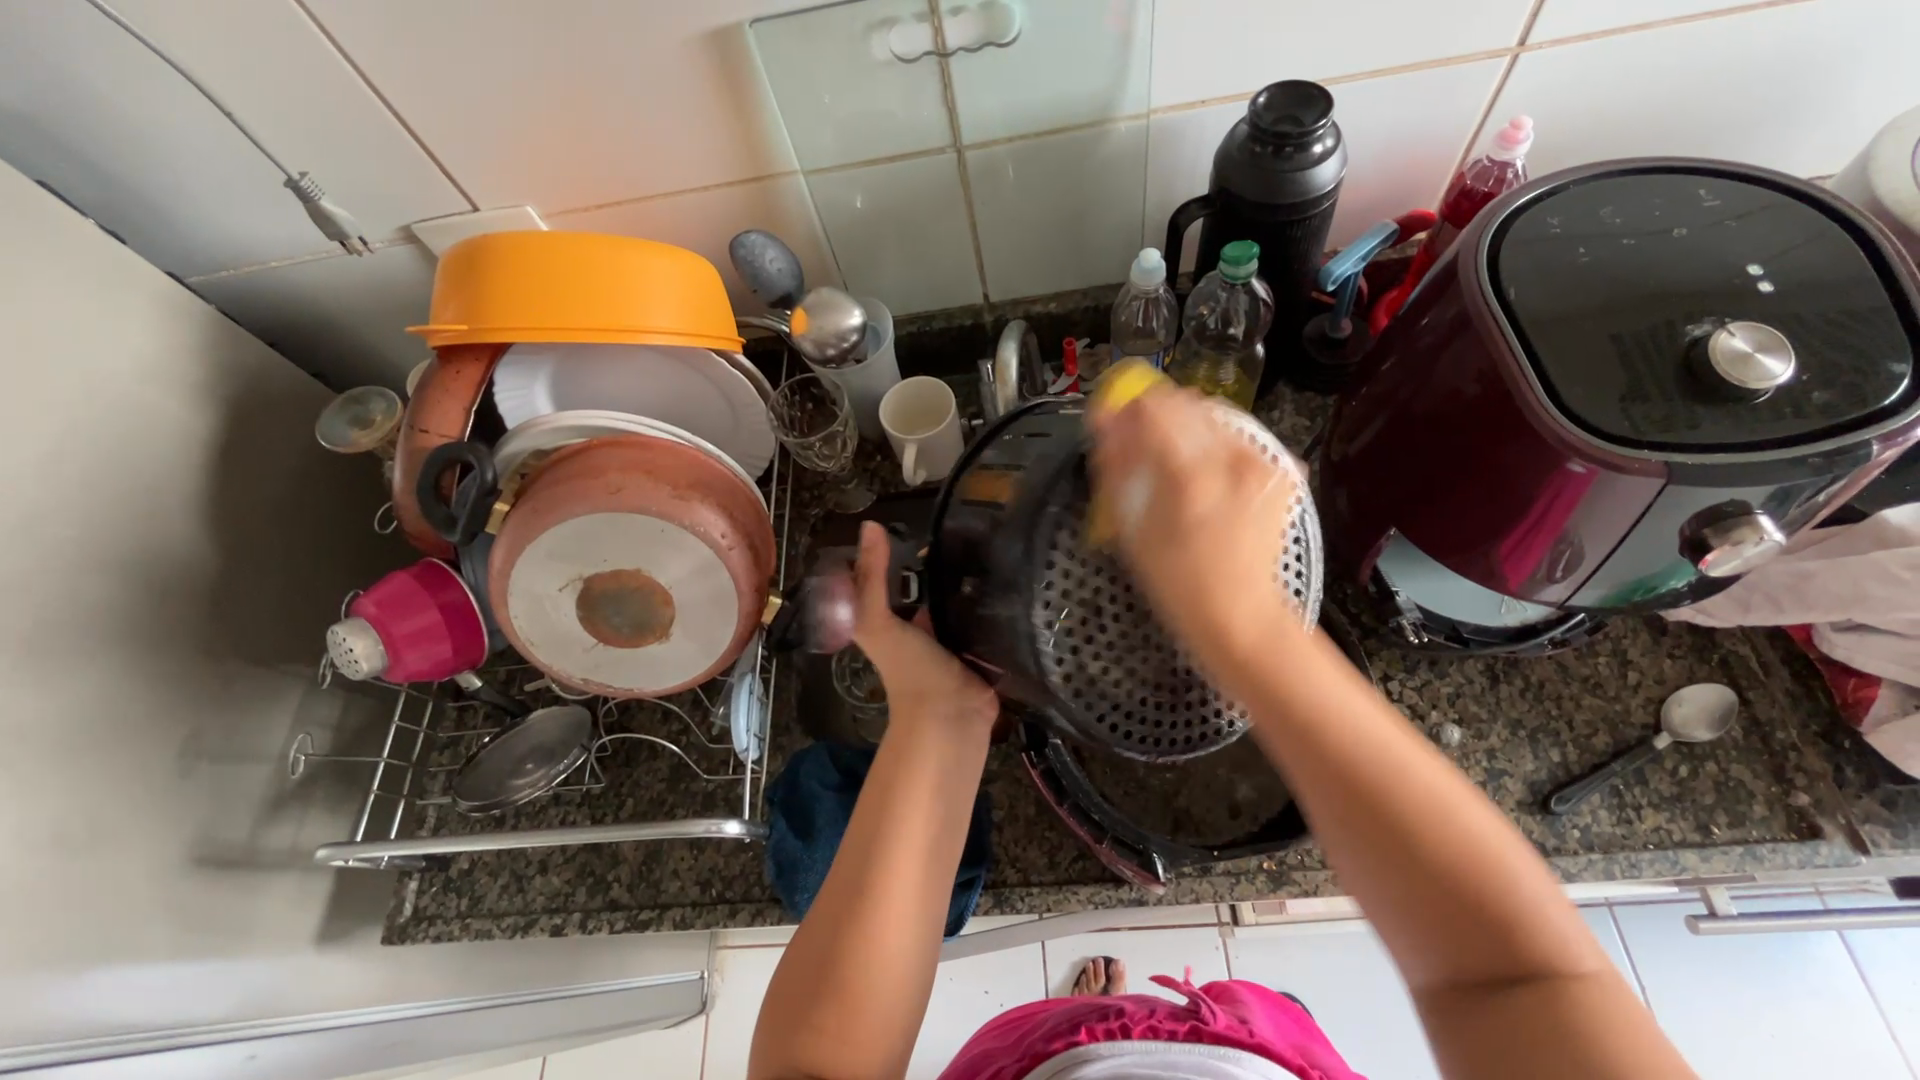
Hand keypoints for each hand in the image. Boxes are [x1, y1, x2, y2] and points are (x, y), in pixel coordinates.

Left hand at [850, 521, 998, 733]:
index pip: (893, 578)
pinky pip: (987, 620)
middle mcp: (922, 627)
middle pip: (931, 588)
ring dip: (974, 583)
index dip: (902, 551)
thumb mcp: (878, 619)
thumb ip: (873, 576)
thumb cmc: (908, 667)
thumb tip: (871, 525)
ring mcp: (953, 639)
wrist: (950, 715)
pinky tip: (1012, 580)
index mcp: (892, 620)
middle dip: (946, 564)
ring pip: (962, 602)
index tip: (928, 519)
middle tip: (973, 528)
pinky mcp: (981, 650)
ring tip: (997, 546)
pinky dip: (996, 605)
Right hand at [1089, 388, 1302, 672]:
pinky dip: (1215, 446)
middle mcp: (1232, 459)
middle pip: (1185, 403)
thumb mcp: (1132, 528)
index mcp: (1190, 474)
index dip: (1128, 409)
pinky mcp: (1280, 469)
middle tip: (1142, 447)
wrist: (1239, 613)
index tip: (1116, 422)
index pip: (1154, 406)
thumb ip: (1117, 465)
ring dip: (1187, 429)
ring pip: (1213, 415)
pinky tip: (1207, 477)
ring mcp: (1263, 462)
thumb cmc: (1177, 582)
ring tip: (1175, 466)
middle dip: (1157, 418)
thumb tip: (1105, 419)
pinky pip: (1237, 437)